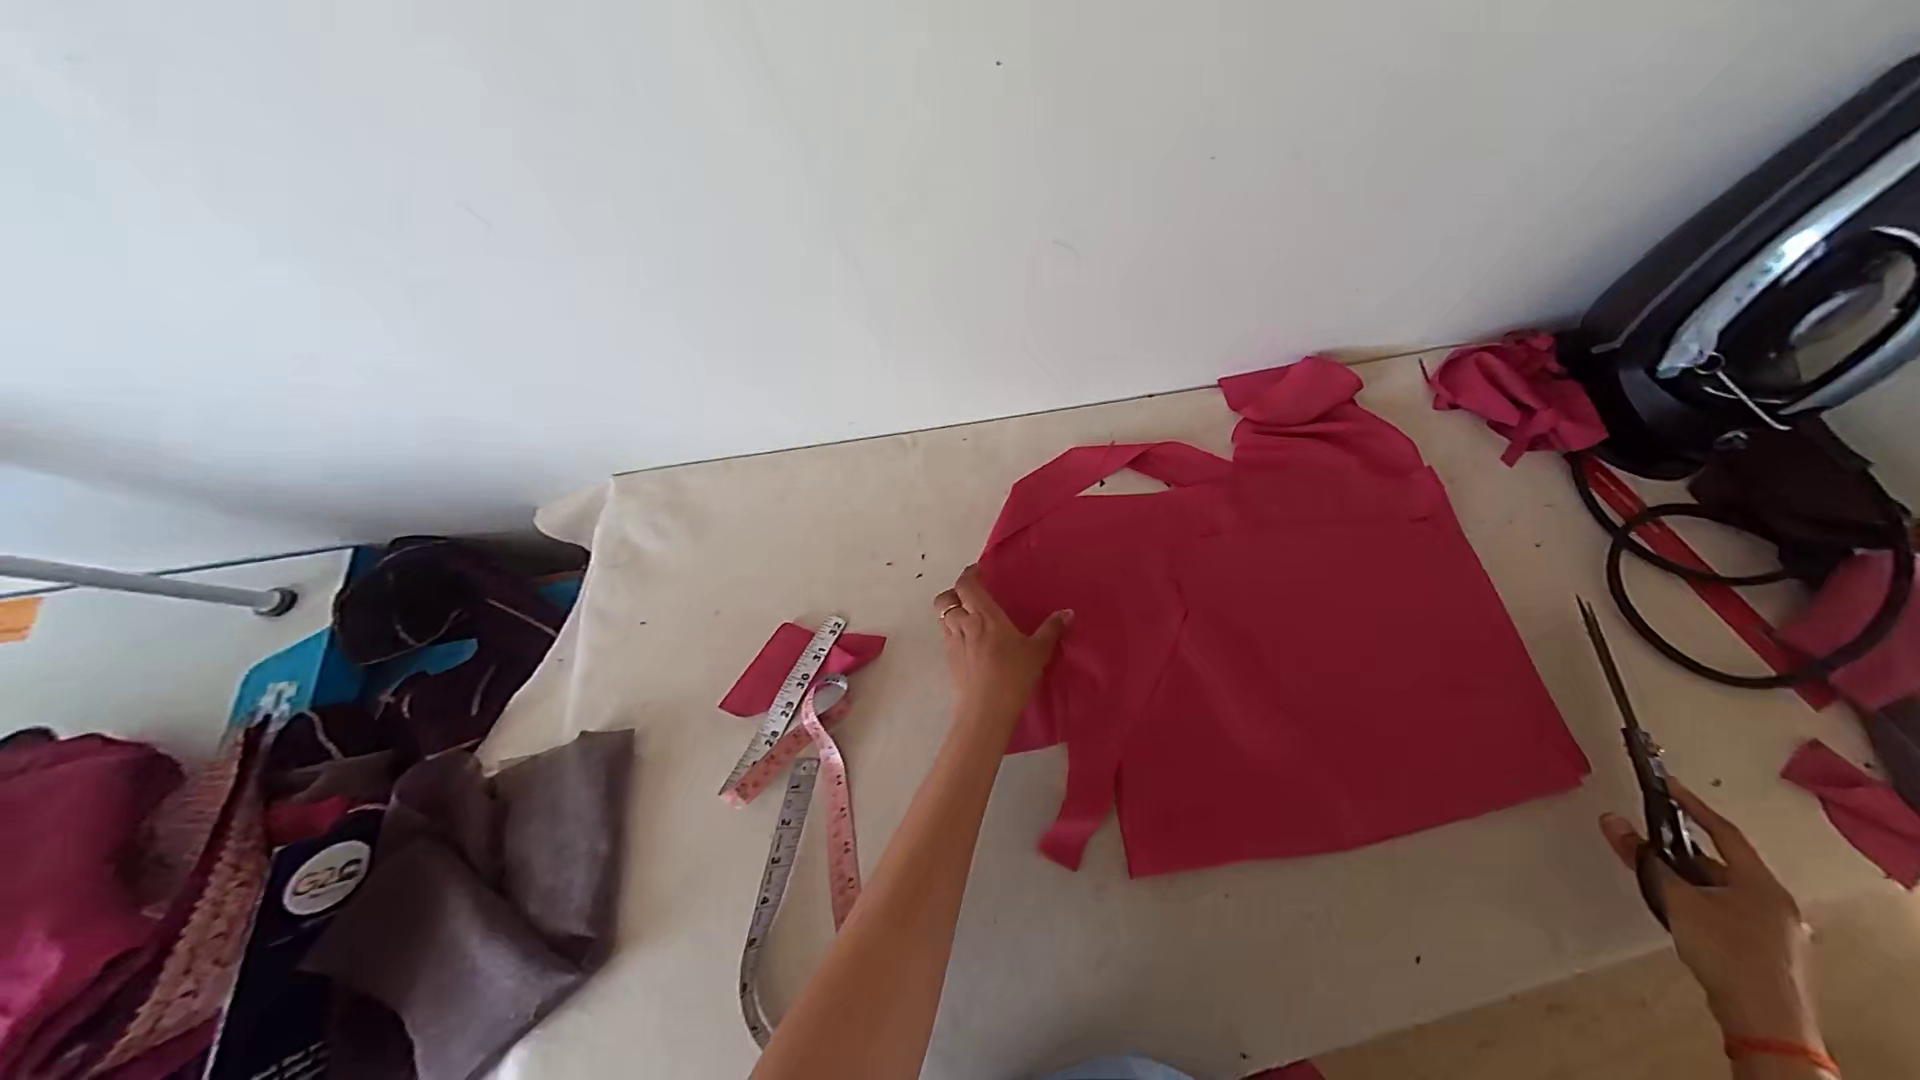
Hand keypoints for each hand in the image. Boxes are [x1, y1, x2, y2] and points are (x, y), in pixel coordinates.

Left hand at [932, 565, 1071, 724]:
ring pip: (942, 618)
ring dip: (951, 612)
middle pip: (945, 599)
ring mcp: (953, 643)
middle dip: (953, 592)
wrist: (986, 710)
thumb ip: (1052, 629)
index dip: (968, 574)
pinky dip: (954, 632)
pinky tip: (970, 642)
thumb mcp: (1038, 651)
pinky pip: (946, 637)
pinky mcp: (950, 661)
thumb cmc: (1013, 675)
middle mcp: (963, 624)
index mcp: (984, 616)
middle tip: (969, 594)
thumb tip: (1068, 612)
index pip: (966, 585)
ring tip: (968, 616)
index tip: (978, 571)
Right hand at [1599, 783, 1821, 1047]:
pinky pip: (1725, 909)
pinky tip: (1679, 912)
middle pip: (1720, 864)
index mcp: (1762, 885)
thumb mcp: (1676, 900)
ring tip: (1655, 880)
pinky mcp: (1764, 948)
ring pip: (1721, 889)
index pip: (1724, 833)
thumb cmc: (1724, 950)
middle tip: (1648, 843)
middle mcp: (1774, 902)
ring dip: (1688, 880)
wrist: (1764, 1017)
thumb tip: (1612, 820)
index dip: (1694, 807)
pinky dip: (1698, 901)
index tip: (1668, 786)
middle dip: (1681, 852)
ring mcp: (1773, 927)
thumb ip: (1644, 860)